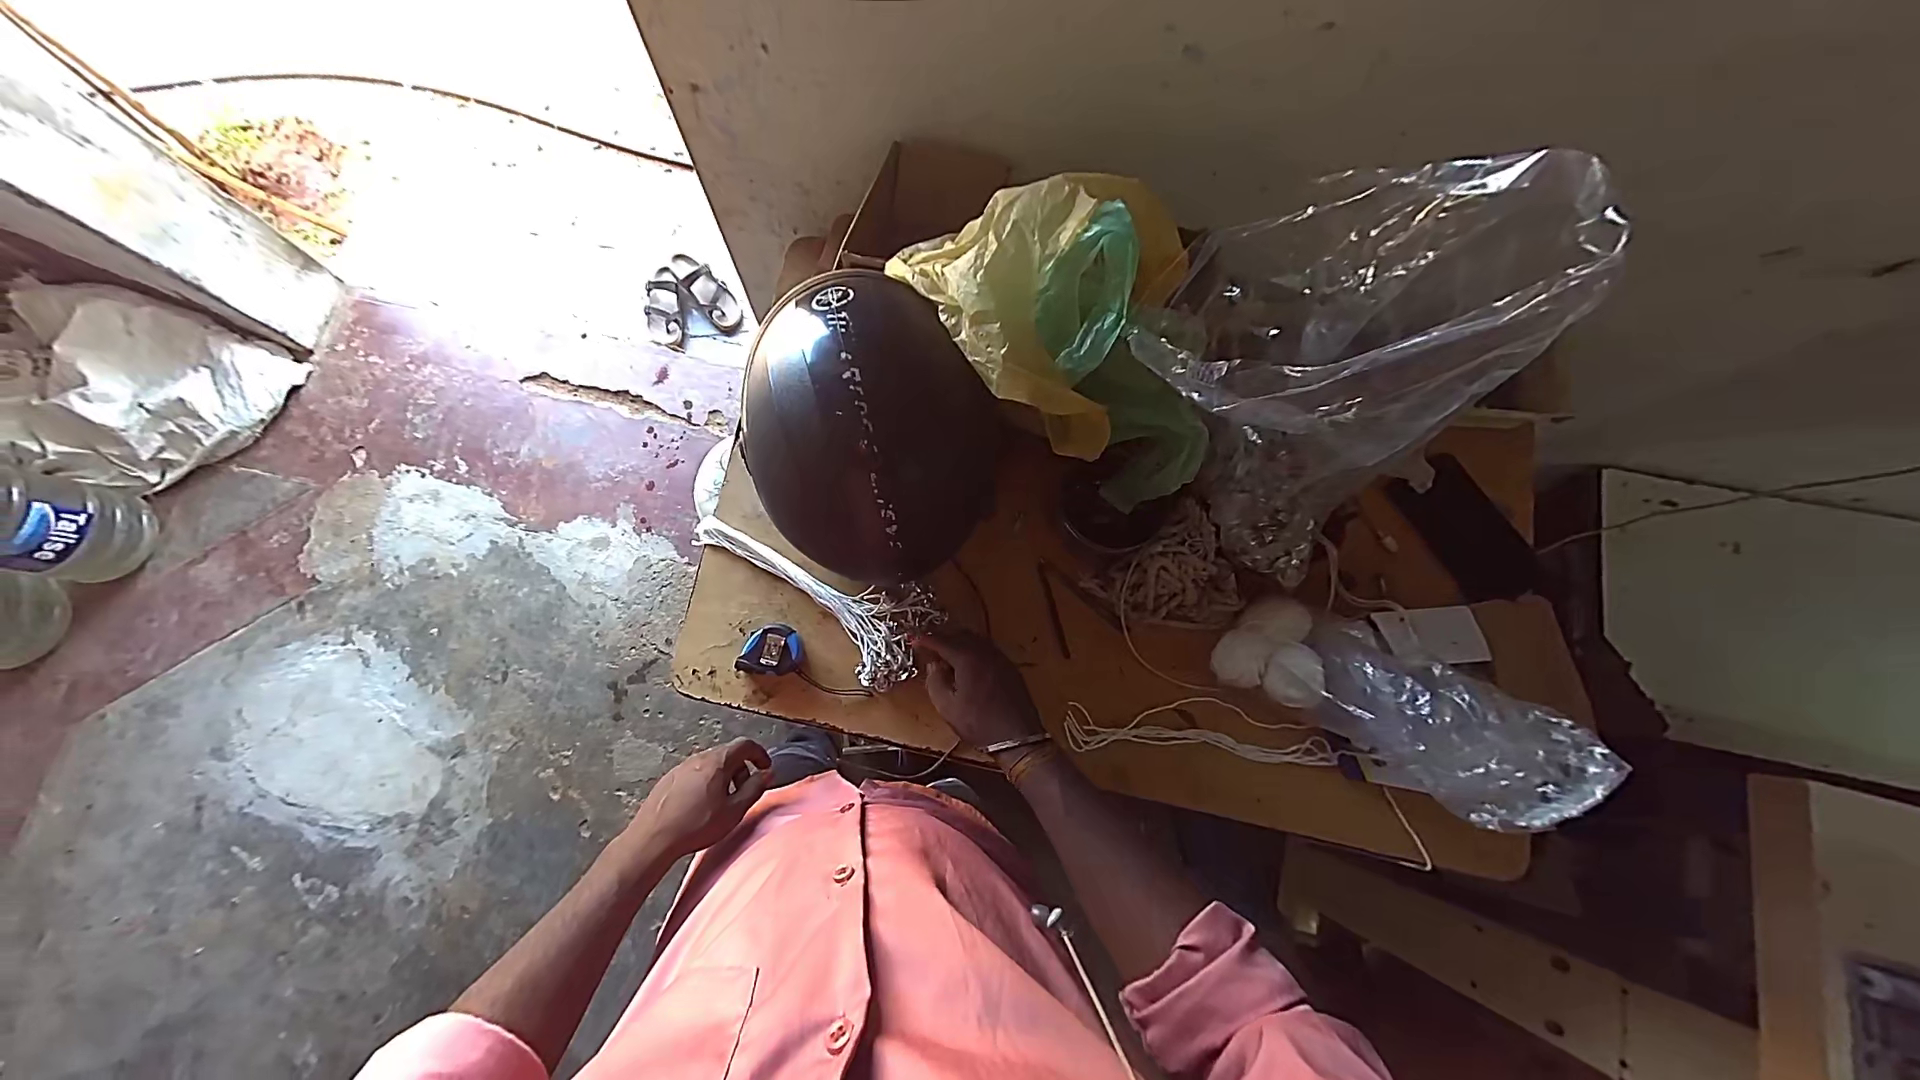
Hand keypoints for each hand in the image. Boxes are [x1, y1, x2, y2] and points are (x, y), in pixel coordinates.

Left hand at [625, 738, 772, 858]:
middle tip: (744, 790)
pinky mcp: (669, 779)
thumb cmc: (694, 826)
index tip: (764, 766)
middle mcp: (698, 758)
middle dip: (741, 769)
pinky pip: (694, 773)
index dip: (760, 754)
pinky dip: (704, 782)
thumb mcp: (735, 811)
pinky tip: (700, 806)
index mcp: (717, 762)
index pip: (745, 745)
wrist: (653, 839)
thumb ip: (755, 788)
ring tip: (721, 802)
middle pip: (728, 754)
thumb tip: (766, 775)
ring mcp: (681, 768)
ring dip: (722, 777)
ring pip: (710, 764)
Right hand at [914, 629, 1043, 750]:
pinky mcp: (1009, 666)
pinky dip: (972, 648)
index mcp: (967, 658)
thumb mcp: (947, 707)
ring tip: (946, 651)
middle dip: (942, 636)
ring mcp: (1000, 657)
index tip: (914, 639)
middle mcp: (985, 651)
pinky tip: (968, 661)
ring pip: (975, 639)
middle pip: (960, 634)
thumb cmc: (978, 724)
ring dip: (958, 640)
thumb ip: (935, 681)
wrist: (1017, 737)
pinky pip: (986, 648)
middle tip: (929, 643)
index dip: (926, 639)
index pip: (942, 641)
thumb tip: (933, 664)